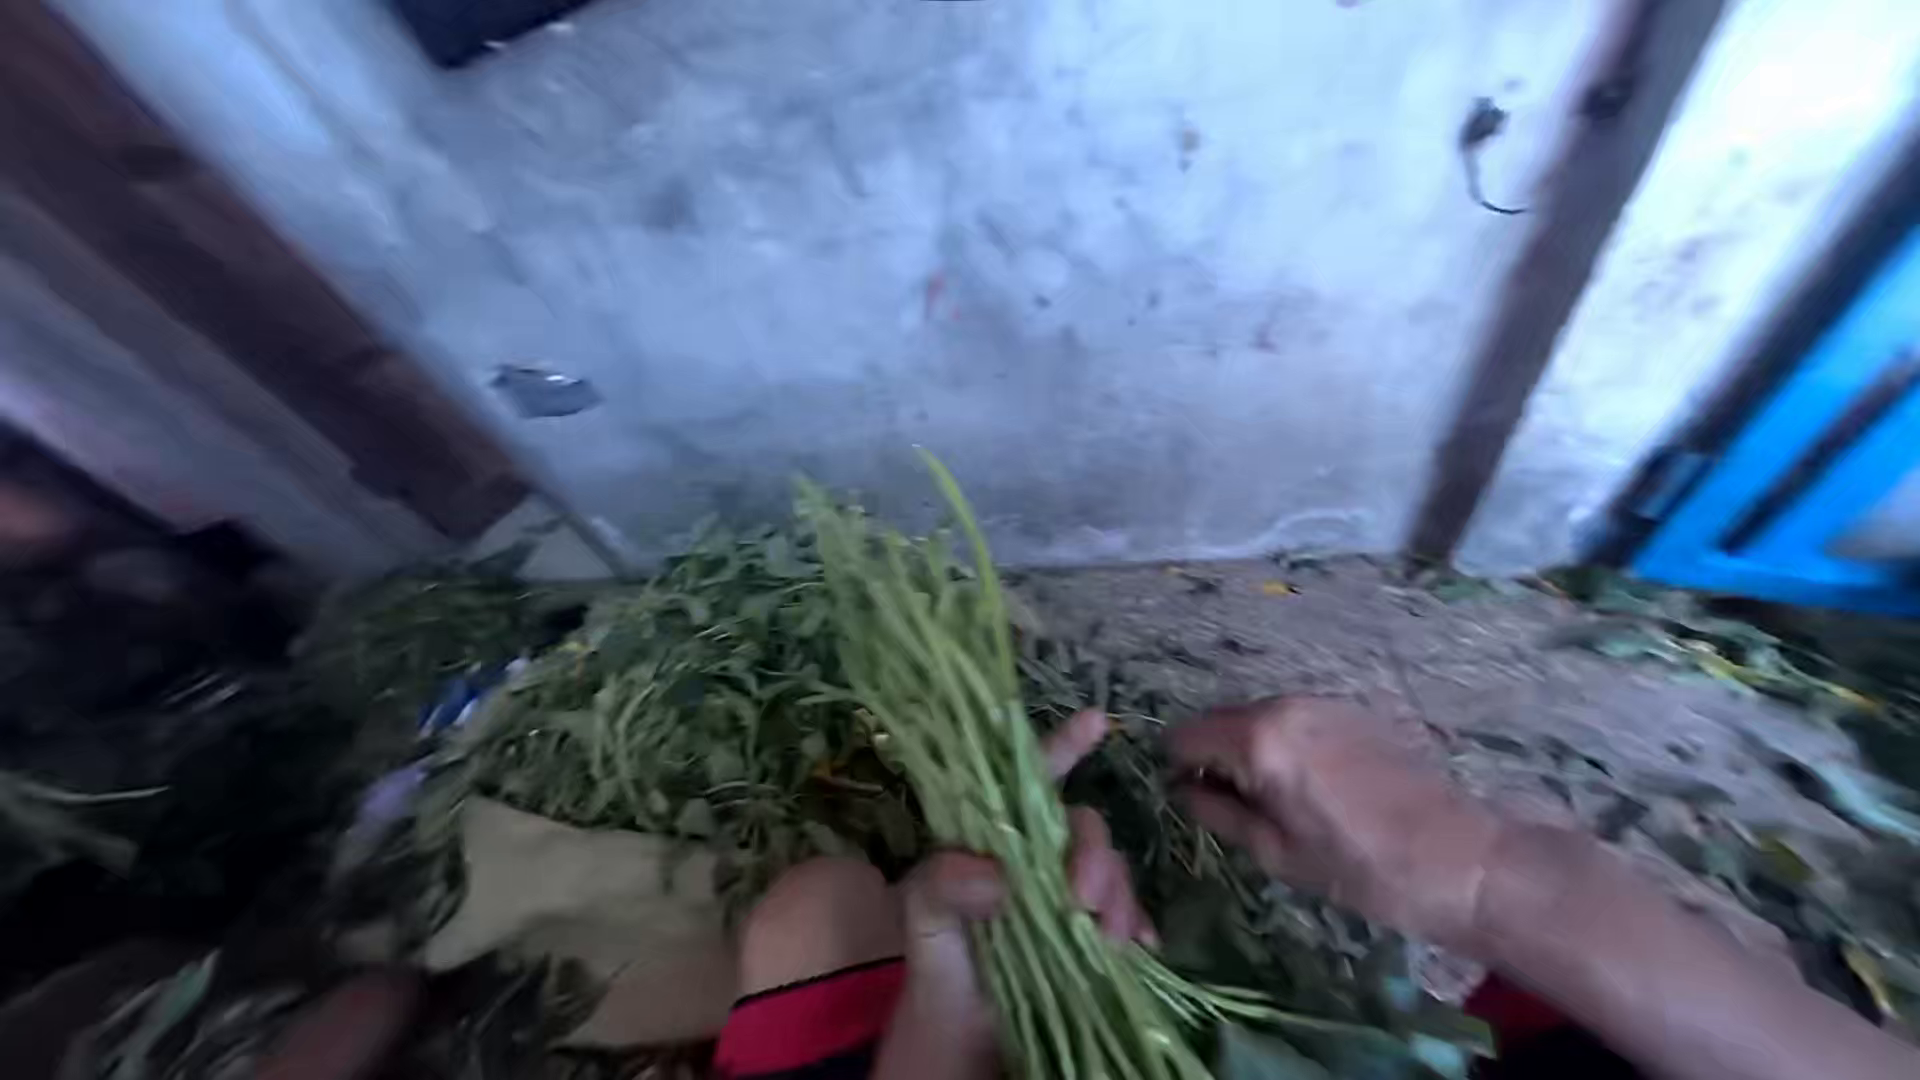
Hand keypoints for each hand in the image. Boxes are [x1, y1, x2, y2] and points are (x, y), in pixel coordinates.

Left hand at [875, 710, 1153, 1079]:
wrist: (964, 1039)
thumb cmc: (940, 960)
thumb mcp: (923, 912)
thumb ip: (942, 882)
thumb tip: (999, 874)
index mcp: (999, 833)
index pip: (1031, 777)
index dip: (1063, 744)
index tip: (1097, 721)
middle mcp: (1039, 854)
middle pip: (1082, 826)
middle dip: (1093, 852)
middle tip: (1083, 898)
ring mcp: (1070, 893)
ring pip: (1111, 869)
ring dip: (1119, 896)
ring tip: (1110, 938)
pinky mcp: (1095, 935)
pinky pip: (1131, 917)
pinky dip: (1140, 927)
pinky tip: (1141, 948)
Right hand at [1168, 697, 1503, 952]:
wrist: (1468, 860)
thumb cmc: (1361, 869)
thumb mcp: (1275, 853)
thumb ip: (1214, 811)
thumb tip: (1180, 788)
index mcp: (1256, 740)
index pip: (1182, 737)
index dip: (1177, 768)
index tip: (1193, 798)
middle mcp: (1278, 706)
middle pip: (1214, 721)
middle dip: (1211, 757)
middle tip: (1239, 804)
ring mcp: (1314, 701)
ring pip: (1249, 717)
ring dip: (1245, 748)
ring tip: (1280, 796)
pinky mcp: (1343, 707)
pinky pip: (1286, 716)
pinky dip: (1278, 740)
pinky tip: (1313, 780)